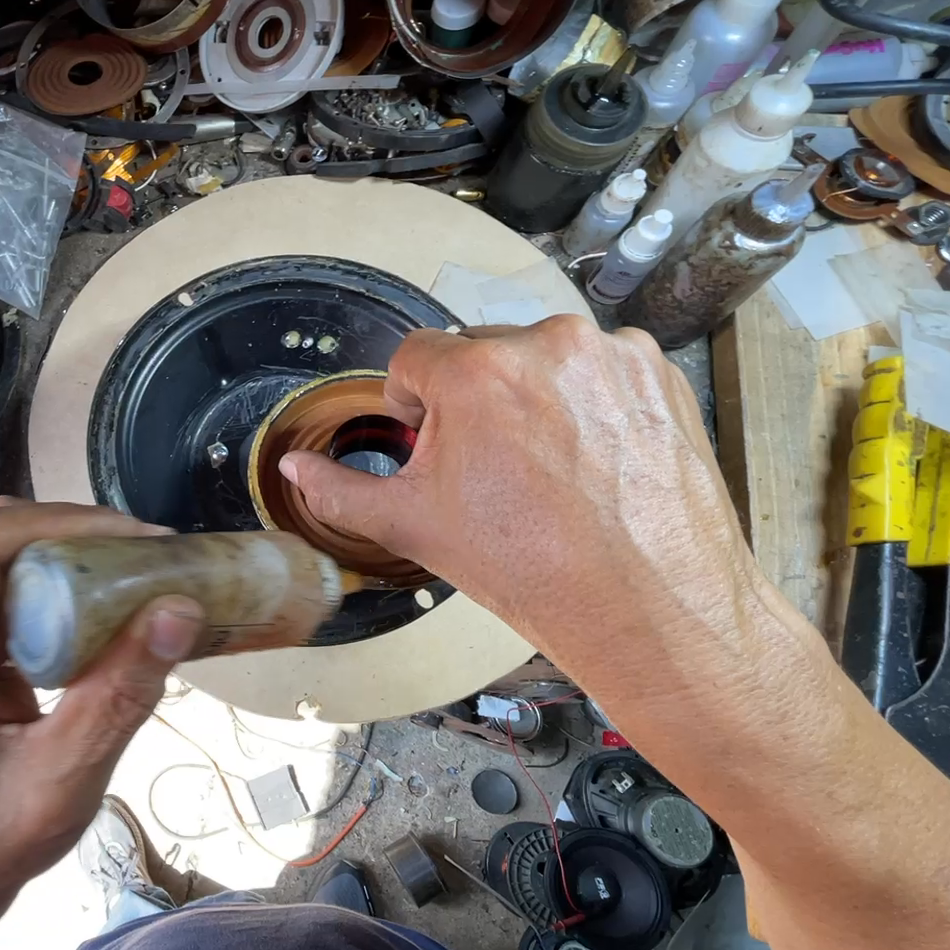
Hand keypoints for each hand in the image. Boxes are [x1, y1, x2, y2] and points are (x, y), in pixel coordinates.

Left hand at [0, 500, 203, 925]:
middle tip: (148, 558)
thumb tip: (180, 609)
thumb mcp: (63, 782)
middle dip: (73, 537)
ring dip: (68, 558)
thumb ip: (120, 695)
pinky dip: (54, 586)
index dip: (59, 523)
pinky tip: (99, 605)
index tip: (137, 541)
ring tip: (135, 574)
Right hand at [277, 318, 760, 695]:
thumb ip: (337, 489)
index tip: (430, 439)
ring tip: (542, 466)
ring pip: (537, 359)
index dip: (412, 401)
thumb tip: (293, 467)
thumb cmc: (526, 565)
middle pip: (477, 353)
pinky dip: (583, 400)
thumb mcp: (409, 525)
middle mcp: (547, 345)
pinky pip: (595, 368)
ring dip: (526, 396)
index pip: (414, 354)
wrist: (645, 605)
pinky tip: (586, 458)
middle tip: (487, 465)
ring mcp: (611, 355)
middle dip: (470, 399)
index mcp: (476, 374)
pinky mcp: (656, 373)